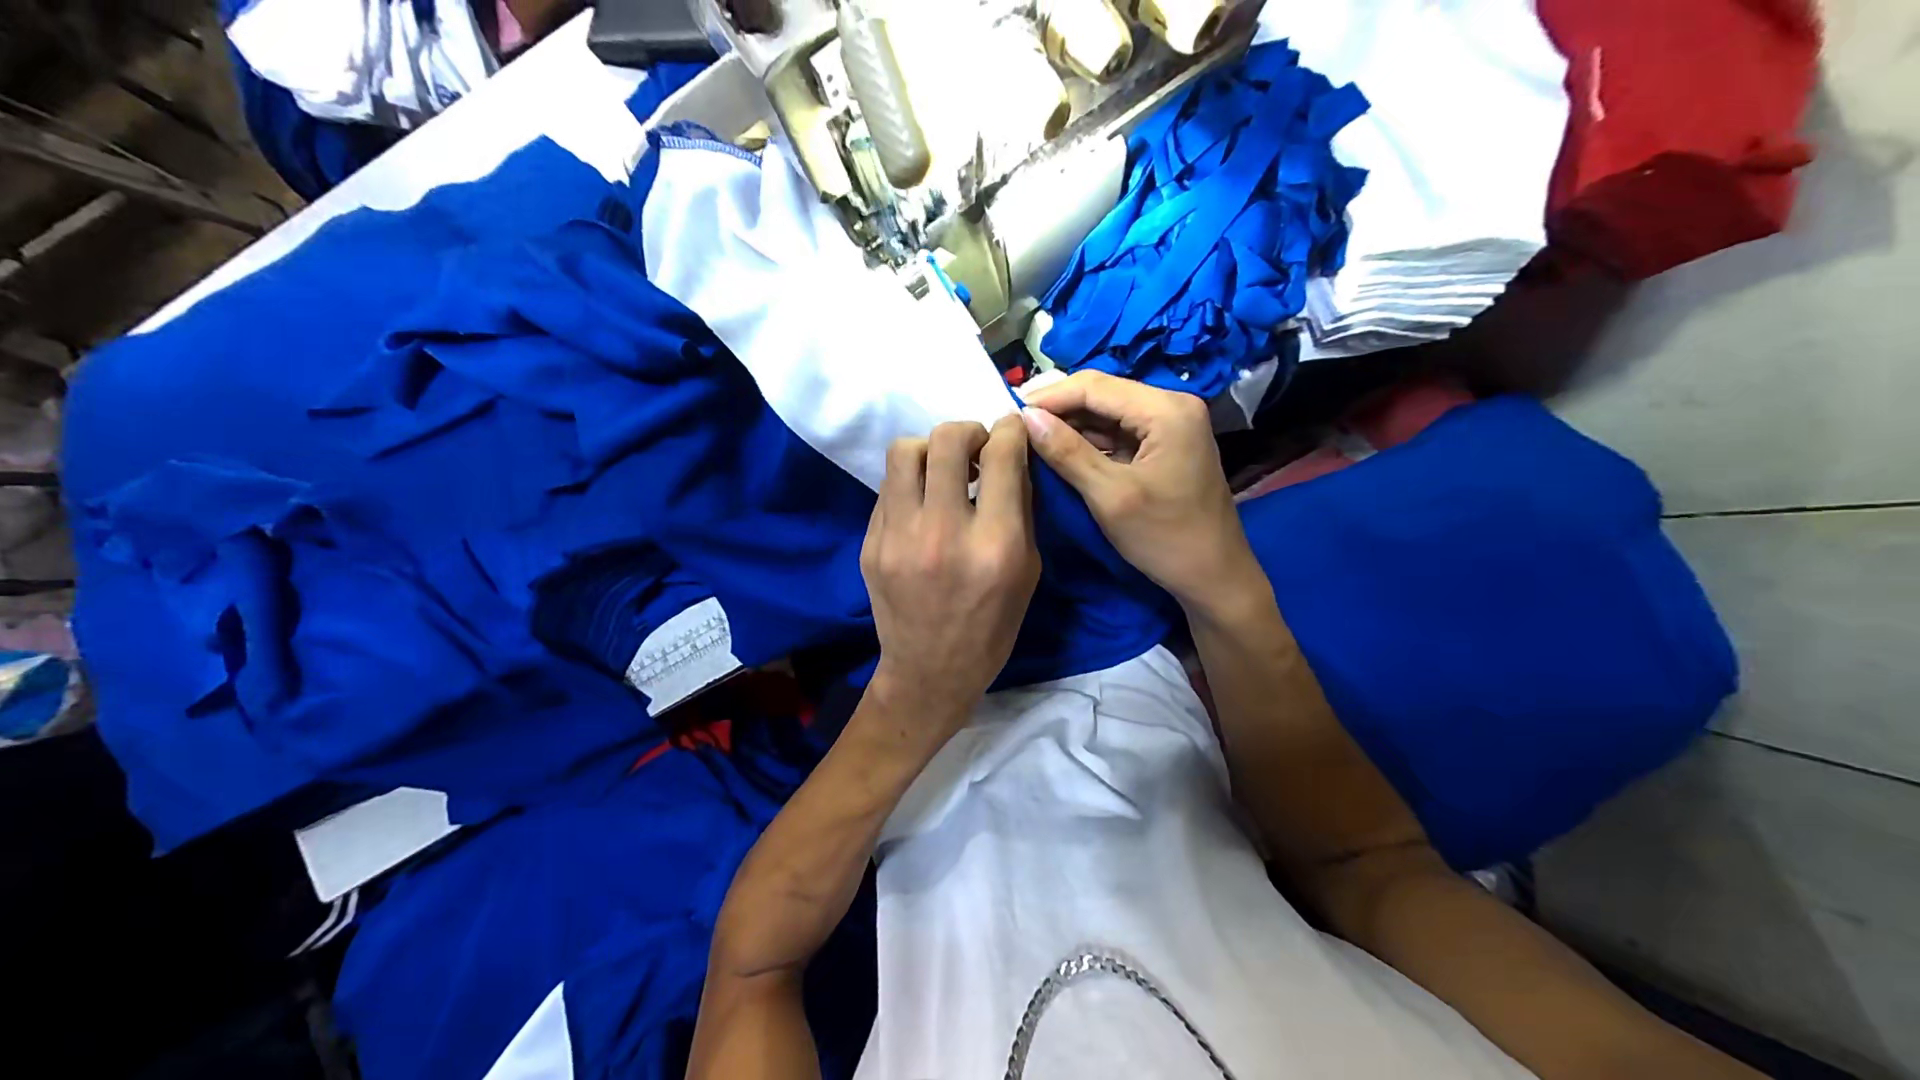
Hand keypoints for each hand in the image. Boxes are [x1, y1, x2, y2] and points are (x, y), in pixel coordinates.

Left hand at [861, 415, 1040, 740]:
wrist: (930, 671)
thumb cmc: (992, 626)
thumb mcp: (1027, 570)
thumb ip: (1020, 509)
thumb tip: (1012, 455)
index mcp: (994, 544)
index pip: (1001, 455)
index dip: (1009, 431)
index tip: (1009, 431)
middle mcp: (942, 532)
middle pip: (947, 439)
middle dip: (969, 431)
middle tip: (976, 449)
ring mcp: (898, 537)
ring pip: (905, 450)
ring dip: (930, 449)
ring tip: (943, 471)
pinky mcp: (870, 543)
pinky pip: (889, 486)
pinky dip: (910, 482)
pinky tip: (922, 504)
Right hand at [1021, 371, 1264, 618]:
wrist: (1214, 577)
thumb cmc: (1164, 538)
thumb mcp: (1109, 496)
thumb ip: (1067, 452)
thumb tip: (1025, 417)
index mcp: (1166, 409)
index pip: (1095, 386)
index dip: (1049, 397)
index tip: (1009, 414)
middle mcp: (1173, 404)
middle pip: (1103, 393)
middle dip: (1059, 408)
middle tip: (1017, 427)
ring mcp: (1173, 423)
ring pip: (1109, 412)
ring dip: (1072, 424)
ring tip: (1032, 439)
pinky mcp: (1168, 443)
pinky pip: (1121, 431)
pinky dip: (1091, 440)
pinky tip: (1062, 451)